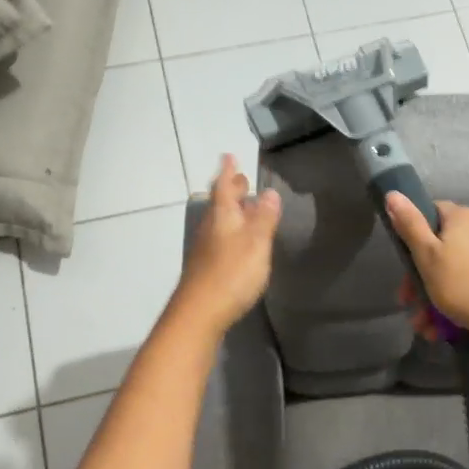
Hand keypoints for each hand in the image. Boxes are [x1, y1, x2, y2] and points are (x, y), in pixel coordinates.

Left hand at [172, 155, 281, 333]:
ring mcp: (204, 249)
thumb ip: (264, 219)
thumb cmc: (231, 274)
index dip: (228, 171)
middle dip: (231, 190)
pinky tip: (237, 240)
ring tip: (245, 207)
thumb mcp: (256, 243)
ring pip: (218, 221)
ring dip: (231, 211)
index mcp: (222, 216)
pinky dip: (230, 231)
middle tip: (241, 179)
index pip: (224, 186)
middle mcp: (209, 228)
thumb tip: (269, 192)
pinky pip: (219, 238)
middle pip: (219, 203)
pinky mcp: (205, 268)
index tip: (229, 155)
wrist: (199, 313)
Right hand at [387, 192, 468, 340]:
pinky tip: (443, 328)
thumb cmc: (465, 284)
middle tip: (408, 303)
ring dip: (432, 299)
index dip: (412, 232)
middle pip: (439, 248)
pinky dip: (453, 304)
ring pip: (452, 272)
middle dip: (418, 280)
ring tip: (424, 326)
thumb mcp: (427, 256)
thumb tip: (393, 193)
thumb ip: (409, 225)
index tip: (403, 259)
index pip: (430, 211)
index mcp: (462, 218)